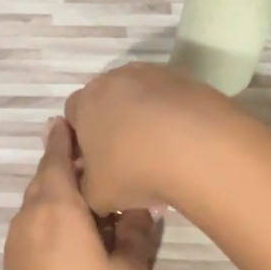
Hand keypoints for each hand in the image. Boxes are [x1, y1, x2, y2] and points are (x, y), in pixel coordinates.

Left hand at [0, 118, 162, 269]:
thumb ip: (139, 232)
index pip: (56, 154)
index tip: (87, 120)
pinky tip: (83, 230)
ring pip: (40, 201)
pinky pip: (35, 223)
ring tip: (102, 195)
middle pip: (47, 176)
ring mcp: (17, 239)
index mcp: (55, 206)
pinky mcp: (14, 261)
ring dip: (65, 193)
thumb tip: (143, 207)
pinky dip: (56, 216)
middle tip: (108, 159)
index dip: (69, 135)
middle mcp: (29, 215)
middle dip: (72, 164)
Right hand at [64, 63, 240, 213]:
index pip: (71, 116)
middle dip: (111, 127)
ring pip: (138, 98)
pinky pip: (168, 100)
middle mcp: (115, 78)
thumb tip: (90, 182)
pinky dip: (170, 118)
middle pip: (106, 102)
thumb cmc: (133, 171)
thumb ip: (83, 187)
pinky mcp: (187, 79)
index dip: (80, 141)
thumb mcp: (95, 195)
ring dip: (141, 120)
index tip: (94, 165)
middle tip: (124, 160)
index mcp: (84, 102)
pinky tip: (180, 144)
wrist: (199, 149)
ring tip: (156, 153)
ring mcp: (153, 74)